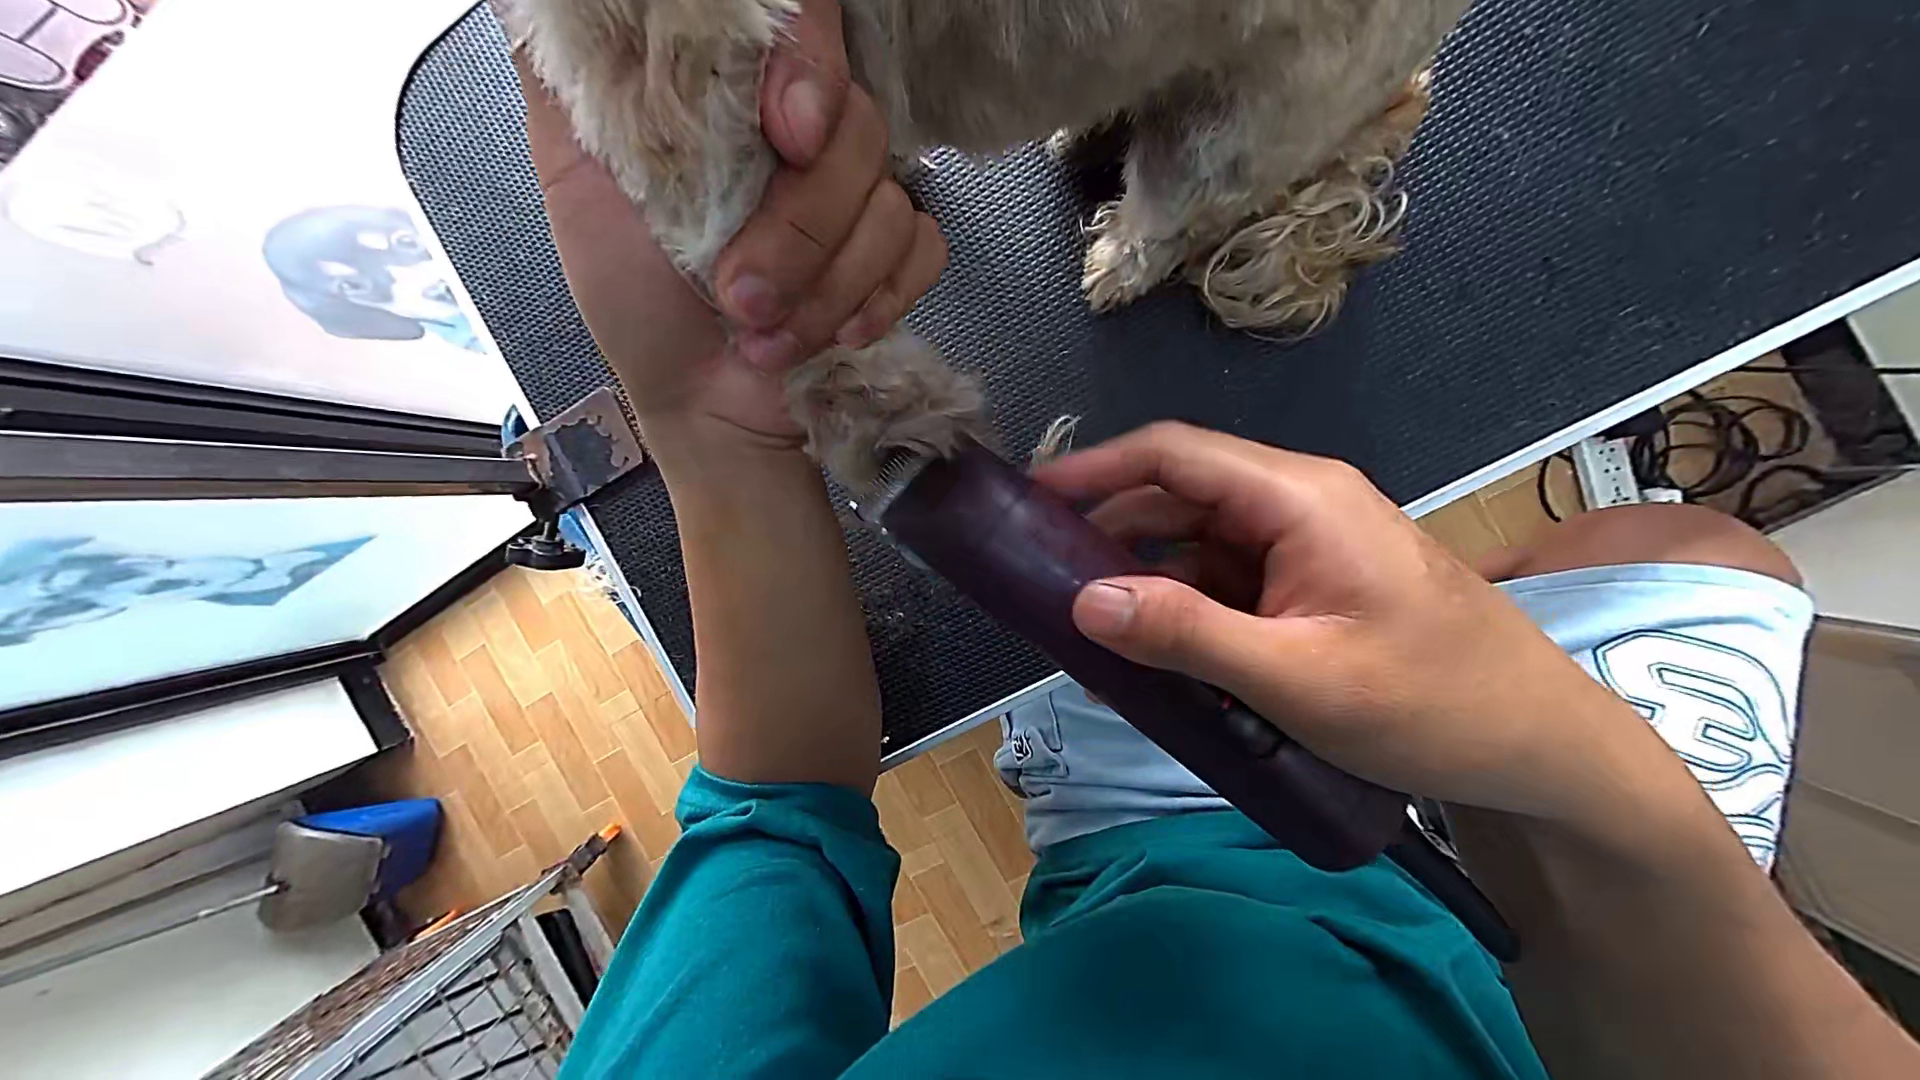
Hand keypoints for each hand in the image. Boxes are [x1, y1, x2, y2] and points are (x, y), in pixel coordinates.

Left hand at [511, 0, 946, 445]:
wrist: (704, 406)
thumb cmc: (641, 310)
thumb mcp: (578, 187)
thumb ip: (580, 89)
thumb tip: (579, 3)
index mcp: (738, 114)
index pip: (806, 33)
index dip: (812, 70)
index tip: (789, 136)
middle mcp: (807, 149)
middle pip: (860, 127)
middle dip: (801, 230)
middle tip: (741, 297)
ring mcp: (859, 211)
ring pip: (890, 205)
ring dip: (826, 287)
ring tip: (768, 334)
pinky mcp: (894, 268)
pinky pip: (925, 253)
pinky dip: (882, 300)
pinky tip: (840, 337)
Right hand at [1033, 422, 1702, 834]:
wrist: (1542, 750)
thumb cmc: (1434, 705)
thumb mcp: (1296, 677)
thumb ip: (1184, 634)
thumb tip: (1085, 602)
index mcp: (1297, 498)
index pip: (1173, 454)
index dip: (1095, 467)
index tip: (1034, 496)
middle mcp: (1293, 503)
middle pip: (1175, 496)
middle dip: (1107, 529)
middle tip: (1044, 571)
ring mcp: (1297, 543)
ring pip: (1192, 540)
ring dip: (1140, 575)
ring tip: (1085, 616)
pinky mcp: (1300, 580)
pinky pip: (1218, 578)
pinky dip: (1176, 603)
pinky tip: (1148, 644)